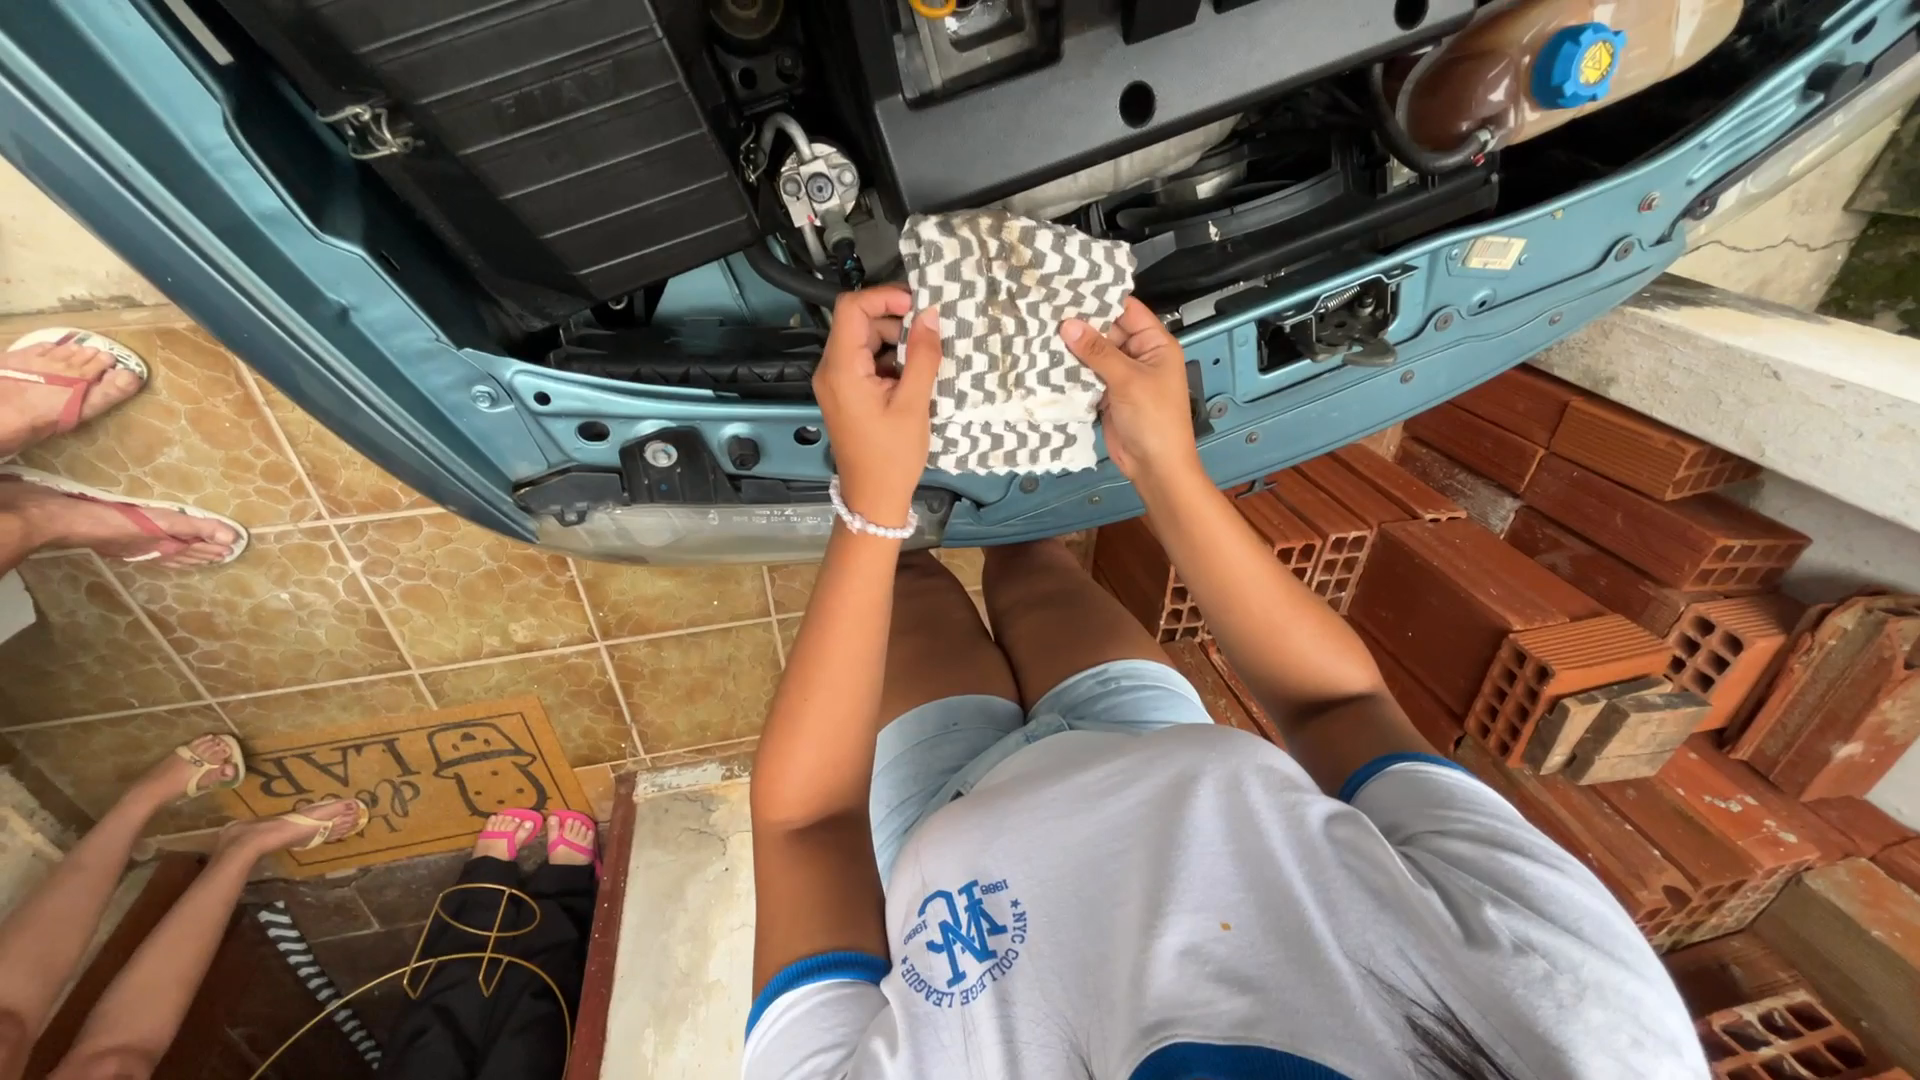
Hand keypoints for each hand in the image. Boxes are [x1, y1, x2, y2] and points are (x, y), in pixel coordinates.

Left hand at [814, 287, 939, 527]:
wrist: (873, 498)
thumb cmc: (893, 456)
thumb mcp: (913, 404)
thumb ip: (922, 356)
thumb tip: (930, 315)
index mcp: (841, 369)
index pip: (851, 308)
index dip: (884, 297)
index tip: (917, 307)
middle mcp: (830, 371)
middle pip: (859, 324)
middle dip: (895, 325)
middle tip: (928, 342)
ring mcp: (836, 384)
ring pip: (864, 344)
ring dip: (896, 346)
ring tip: (923, 367)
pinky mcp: (845, 395)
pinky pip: (865, 364)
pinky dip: (890, 364)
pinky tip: (911, 383)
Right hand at [1060, 296, 1202, 485]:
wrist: (1154, 465)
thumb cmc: (1153, 418)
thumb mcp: (1127, 379)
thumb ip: (1096, 351)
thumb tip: (1067, 324)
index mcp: (1155, 344)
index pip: (1127, 311)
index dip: (1101, 300)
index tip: (1069, 289)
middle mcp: (1138, 355)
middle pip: (1107, 331)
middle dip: (1081, 325)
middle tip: (1046, 311)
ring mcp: (1122, 376)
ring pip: (1094, 355)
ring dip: (1072, 349)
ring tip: (1040, 332)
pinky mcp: (1107, 395)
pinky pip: (1087, 377)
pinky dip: (1071, 372)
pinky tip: (1047, 362)